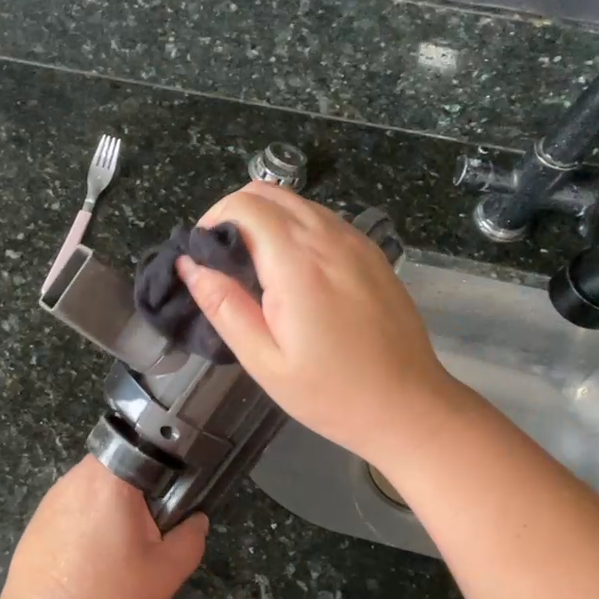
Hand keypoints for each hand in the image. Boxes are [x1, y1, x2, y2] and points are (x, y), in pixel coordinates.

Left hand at [0, 457, 207, 598]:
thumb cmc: (107, 595)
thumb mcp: (167, 571)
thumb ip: (191, 538)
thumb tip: (196, 519)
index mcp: (110, 477)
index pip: (147, 451)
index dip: (167, 473)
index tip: (173, 503)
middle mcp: (77, 475)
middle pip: (121, 471)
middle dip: (139, 497)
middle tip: (149, 535)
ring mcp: (52, 496)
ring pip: (96, 491)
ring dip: (112, 512)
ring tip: (119, 553)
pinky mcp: (38, 518)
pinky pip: (74, 509)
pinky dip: (88, 526)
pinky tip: (90, 561)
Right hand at [178, 182, 465, 462]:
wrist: (409, 407)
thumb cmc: (331, 392)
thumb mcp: (264, 360)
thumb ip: (224, 306)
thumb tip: (189, 265)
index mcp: (298, 263)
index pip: (244, 205)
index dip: (212, 221)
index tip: (203, 257)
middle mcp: (328, 238)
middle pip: (268, 192)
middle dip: (233, 214)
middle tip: (222, 261)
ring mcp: (355, 241)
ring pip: (296, 201)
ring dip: (264, 219)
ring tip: (253, 268)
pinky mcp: (371, 252)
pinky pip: (322, 219)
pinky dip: (294, 228)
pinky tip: (291, 273)